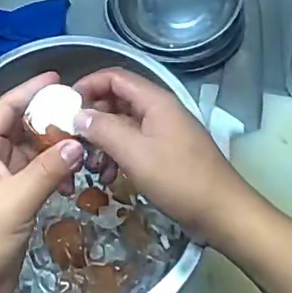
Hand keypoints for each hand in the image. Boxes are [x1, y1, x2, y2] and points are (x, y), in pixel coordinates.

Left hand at [0, 71, 86, 292]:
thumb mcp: (16, 199)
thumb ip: (47, 169)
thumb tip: (78, 142)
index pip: (6, 108)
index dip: (29, 90)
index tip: (56, 79)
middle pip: (22, 127)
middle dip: (48, 120)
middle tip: (79, 114)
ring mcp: (3, 178)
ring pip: (32, 151)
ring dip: (54, 149)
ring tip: (82, 148)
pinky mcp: (15, 198)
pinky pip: (37, 173)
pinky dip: (54, 172)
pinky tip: (71, 179)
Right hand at [72, 68, 256, 243]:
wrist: (225, 215)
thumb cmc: (180, 180)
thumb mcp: (134, 153)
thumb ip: (102, 129)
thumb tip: (77, 115)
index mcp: (155, 100)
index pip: (113, 77)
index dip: (87, 85)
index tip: (65, 105)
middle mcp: (160, 109)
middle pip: (117, 99)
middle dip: (92, 116)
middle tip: (73, 138)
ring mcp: (165, 131)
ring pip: (124, 123)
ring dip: (103, 139)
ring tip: (90, 164)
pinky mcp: (168, 153)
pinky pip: (135, 142)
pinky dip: (118, 154)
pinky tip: (109, 176)